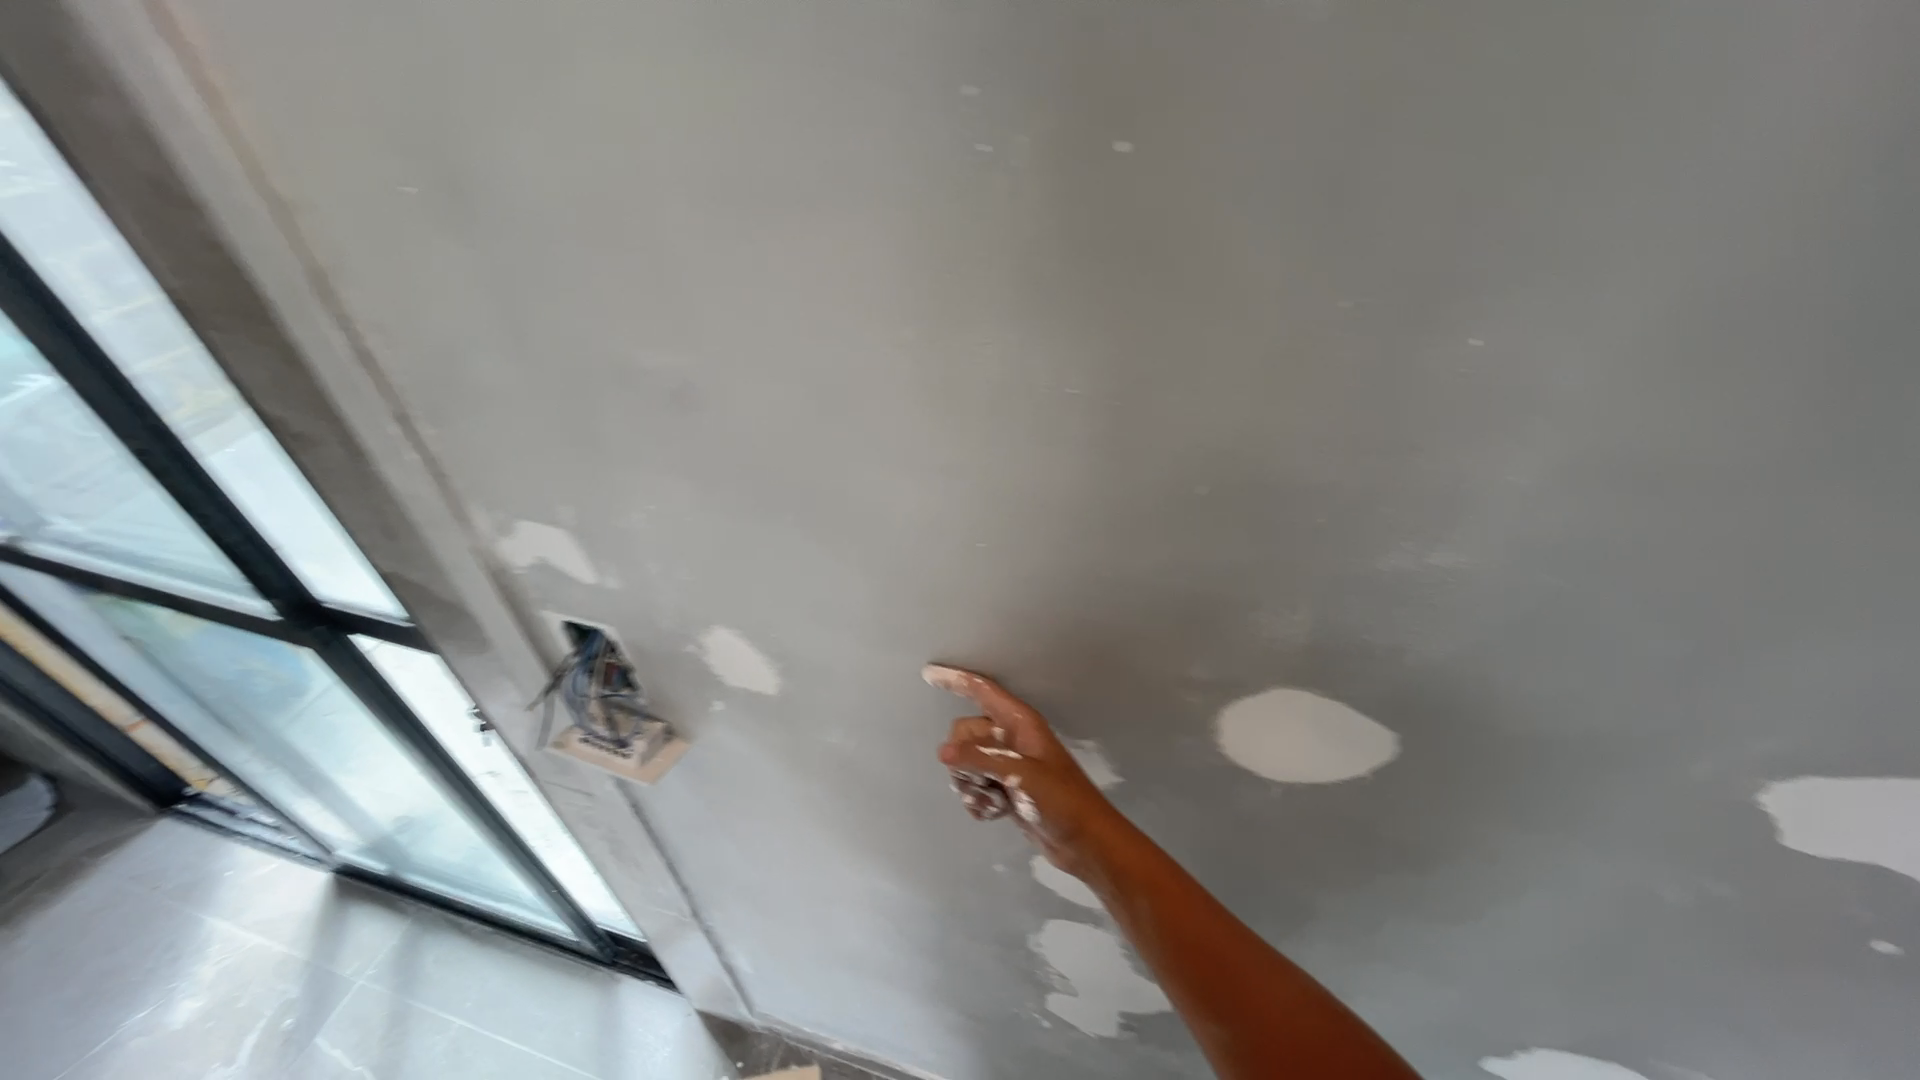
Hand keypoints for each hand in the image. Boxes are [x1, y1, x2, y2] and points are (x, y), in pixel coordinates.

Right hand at [926, 663, 1123, 880]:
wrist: (1084, 842)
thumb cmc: (1062, 801)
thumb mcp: (1022, 775)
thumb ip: (981, 760)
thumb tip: (944, 752)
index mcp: (1020, 722)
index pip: (982, 691)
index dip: (955, 680)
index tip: (928, 674)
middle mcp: (1011, 738)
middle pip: (965, 733)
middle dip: (964, 759)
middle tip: (984, 781)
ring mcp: (1007, 764)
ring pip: (965, 763)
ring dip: (971, 785)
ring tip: (994, 800)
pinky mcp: (1004, 789)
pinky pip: (973, 786)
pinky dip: (977, 801)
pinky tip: (995, 812)